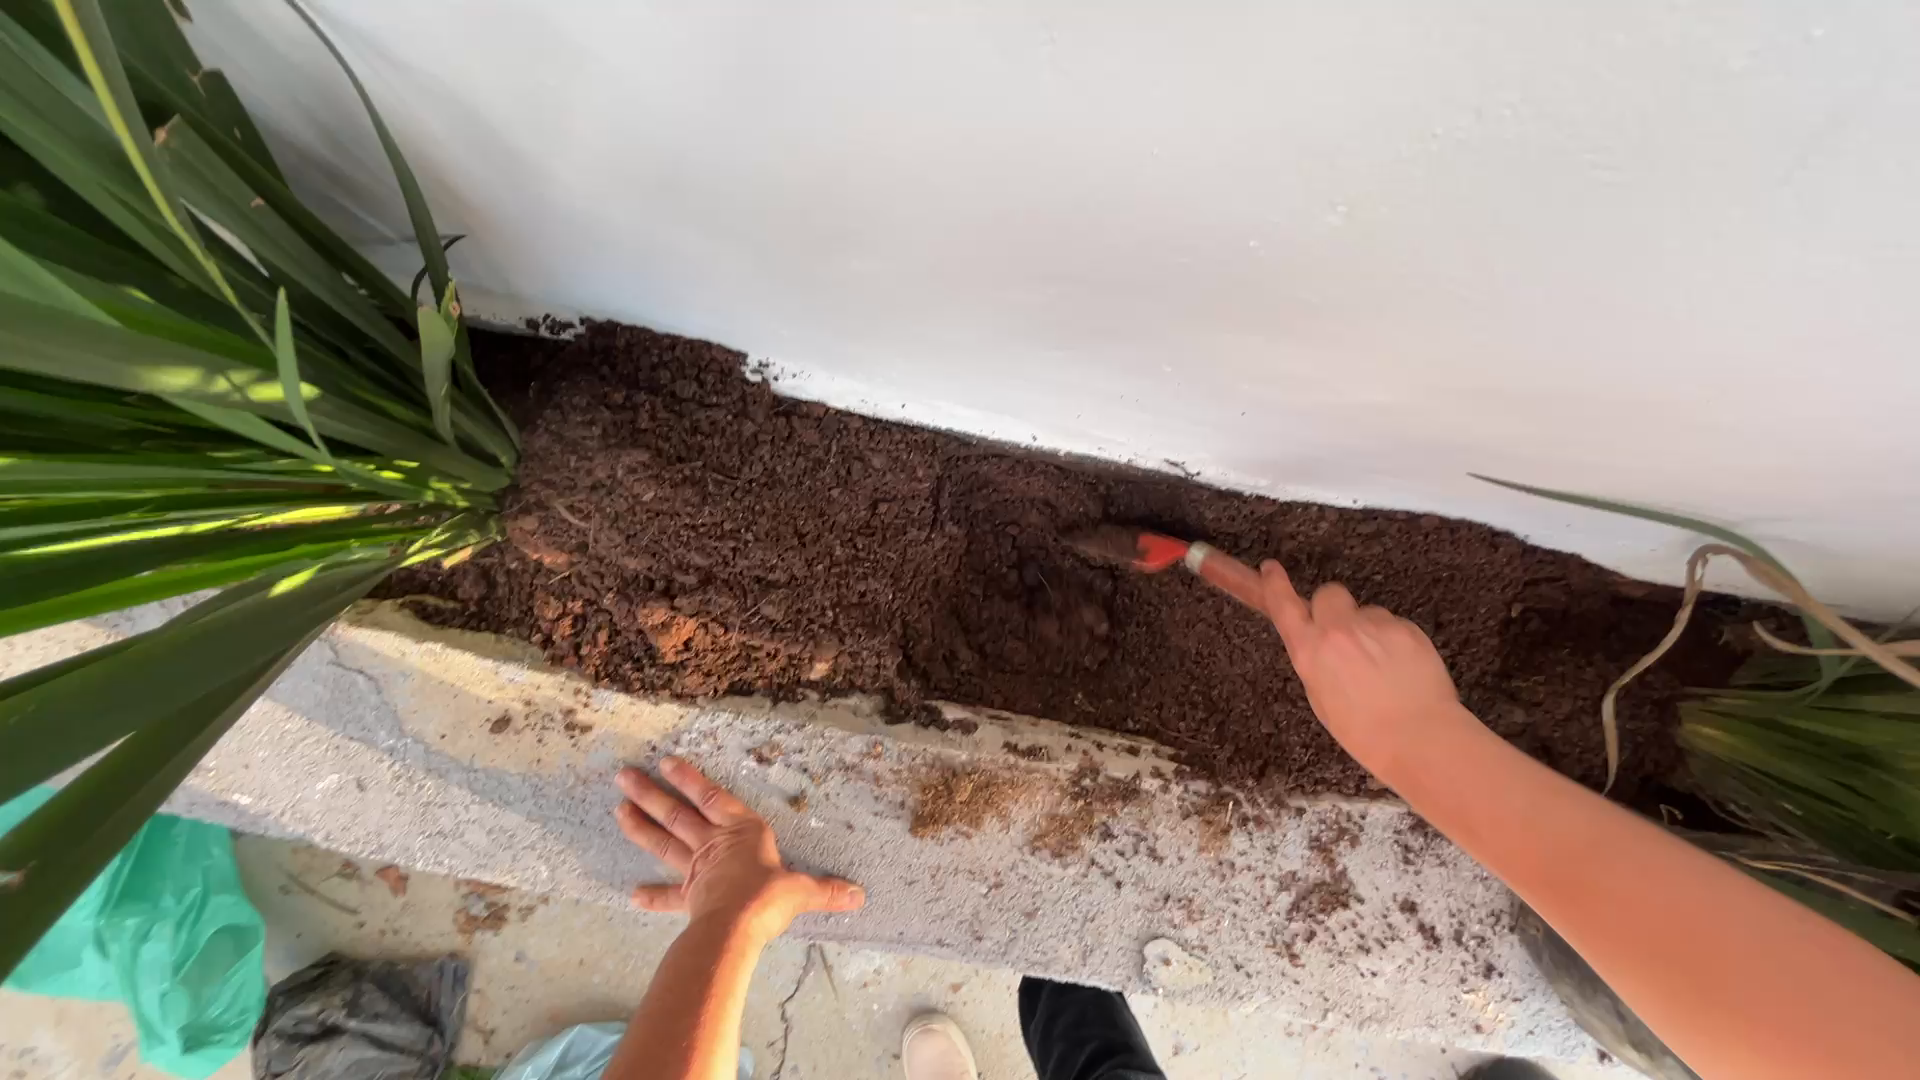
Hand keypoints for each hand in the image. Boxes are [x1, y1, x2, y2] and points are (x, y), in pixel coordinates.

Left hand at [614, 757, 864, 941]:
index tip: (666, 762)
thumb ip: (826, 890)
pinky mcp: (687, 899)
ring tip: (618, 808)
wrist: (736, 929)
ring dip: (640, 825)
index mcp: (742, 831)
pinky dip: (651, 896)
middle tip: (624, 775)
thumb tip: (859, 895)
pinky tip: (631, 895)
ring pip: (664, 842)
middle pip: (677, 813)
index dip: (689, 778)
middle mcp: (714, 844)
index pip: (711, 797)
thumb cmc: (768, 898)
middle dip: (650, 793)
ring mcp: (695, 871)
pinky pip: (667, 896)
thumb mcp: (803, 890)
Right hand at [1259, 559, 1471, 772]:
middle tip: (1344, 634)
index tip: (1270, 568)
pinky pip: (1393, 624)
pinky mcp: (1407, 629)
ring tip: (1382, 664)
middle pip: (1329, 593)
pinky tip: (1401, 667)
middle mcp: (1338, 630)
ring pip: (1366, 612)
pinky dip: (1394, 640)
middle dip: (1333, 608)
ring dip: (1368, 628)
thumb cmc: (1364, 730)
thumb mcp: (1320, 696)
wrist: (1420, 737)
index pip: (1284, 604)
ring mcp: (1375, 626)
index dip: (1275, 583)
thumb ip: (1314, 659)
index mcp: (1309, 650)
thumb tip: (1319, 643)